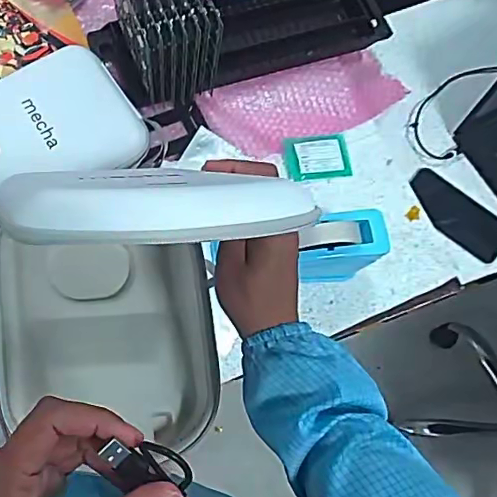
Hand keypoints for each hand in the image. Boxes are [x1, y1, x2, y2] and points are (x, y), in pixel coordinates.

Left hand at [0, 398, 183, 496]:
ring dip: (99, 449)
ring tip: (135, 474)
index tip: (134, 442)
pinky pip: (57, 462)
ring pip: (60, 441)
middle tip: (142, 462)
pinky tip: (114, 481)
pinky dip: (88, 465)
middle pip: (58, 425)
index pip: (52, 418)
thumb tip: (164, 494)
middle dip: (103, 434)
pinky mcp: (20, 489)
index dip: (95, 419)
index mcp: (9, 474)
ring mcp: (12, 476)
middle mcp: (7, 466)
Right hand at [204, 159, 300, 338]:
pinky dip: (244, 204)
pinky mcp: (278, 242)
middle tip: (210, 178)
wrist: (271, 327)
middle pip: (268, 183)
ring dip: (240, 190)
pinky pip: (263, 211)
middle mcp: (286, 226)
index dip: (237, 169)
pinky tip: (226, 210)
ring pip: (265, 196)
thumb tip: (223, 205)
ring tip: (214, 192)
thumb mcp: (229, 264)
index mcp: (278, 227)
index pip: (265, 180)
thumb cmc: (254, 303)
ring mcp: (284, 234)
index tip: (212, 171)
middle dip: (237, 175)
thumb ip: (229, 229)